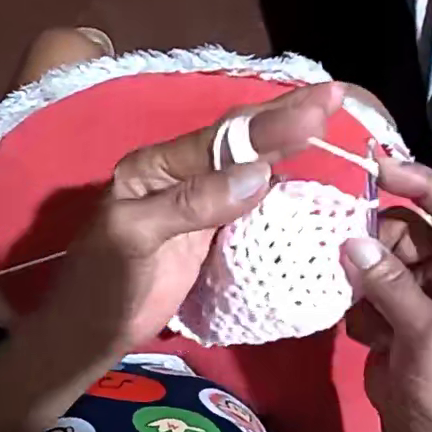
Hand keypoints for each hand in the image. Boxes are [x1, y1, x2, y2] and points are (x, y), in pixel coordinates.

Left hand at [25, 82, 346, 365]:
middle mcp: (182, 177)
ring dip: (291, 153)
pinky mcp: (213, 237)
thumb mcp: (134, 236)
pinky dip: (283, 195)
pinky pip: (253, 209)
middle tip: (339, 99)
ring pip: (251, 172)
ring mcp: (201, 207)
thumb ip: (191, 203)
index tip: (320, 107)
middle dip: (288, 122)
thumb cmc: (102, 283)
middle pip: (240, 144)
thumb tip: (259, 175)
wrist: (92, 332)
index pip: (220, 139)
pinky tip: (310, 182)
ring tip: (335, 127)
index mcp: (156, 166)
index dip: (270, 123)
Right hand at [340, 156, 431, 431]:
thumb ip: (391, 285)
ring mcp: (417, 291)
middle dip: (378, 230)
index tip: (378, 168)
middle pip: (412, 228)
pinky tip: (363, 328)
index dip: (423, 184)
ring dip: (361, 267)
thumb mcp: (427, 334)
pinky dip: (355, 298)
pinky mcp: (390, 311)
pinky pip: (365, 285)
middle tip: (337, 228)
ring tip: (346, 286)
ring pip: (382, 255)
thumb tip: (351, 240)